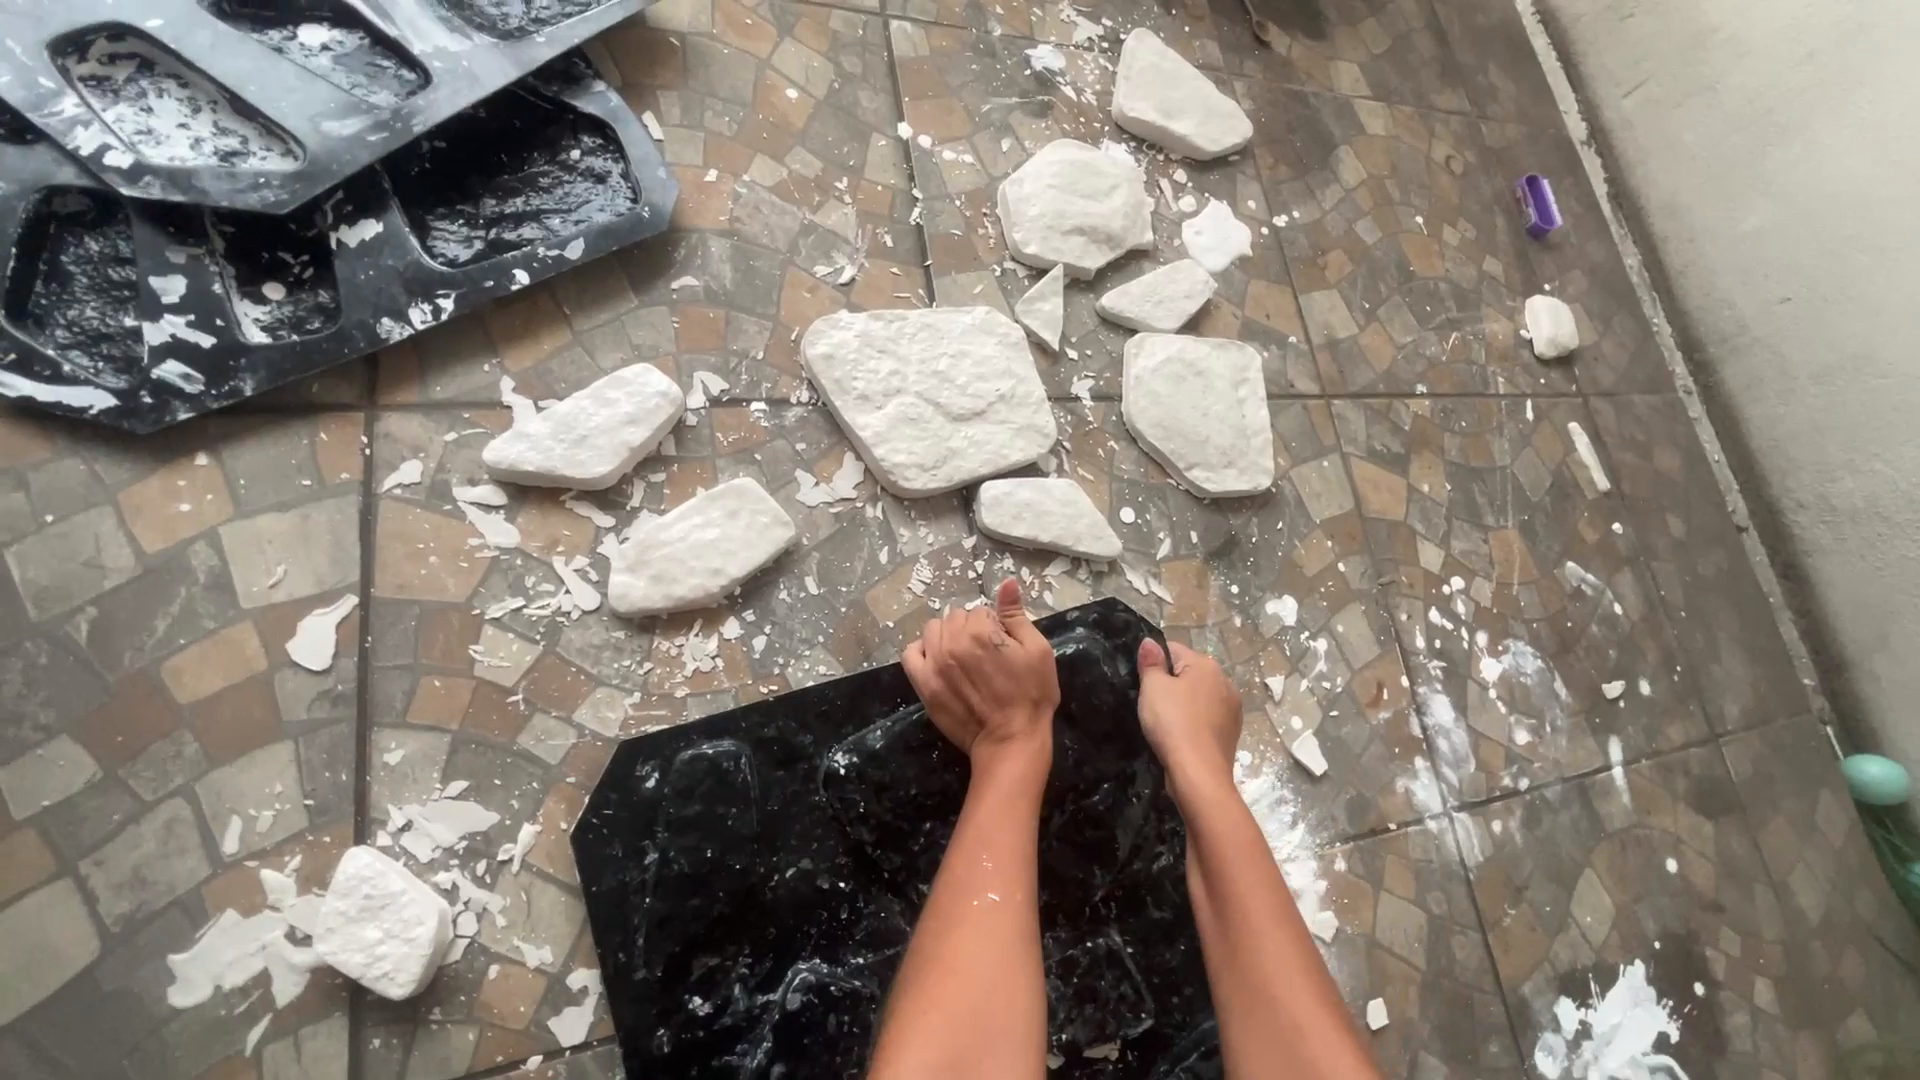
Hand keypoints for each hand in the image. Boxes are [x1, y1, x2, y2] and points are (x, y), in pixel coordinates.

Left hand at [902, 579, 1058, 769]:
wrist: (1011, 740)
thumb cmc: (1032, 696)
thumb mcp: (1037, 650)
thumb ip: (1016, 615)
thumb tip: (1006, 582)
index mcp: (982, 630)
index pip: (982, 611)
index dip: (995, 626)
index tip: (1003, 646)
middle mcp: (953, 642)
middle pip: (956, 618)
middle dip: (970, 629)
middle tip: (986, 654)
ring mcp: (934, 663)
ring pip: (933, 630)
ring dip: (947, 637)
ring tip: (963, 658)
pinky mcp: (923, 684)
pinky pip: (910, 653)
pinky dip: (922, 651)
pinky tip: (938, 660)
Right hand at [1136, 639, 1242, 790]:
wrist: (1199, 773)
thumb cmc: (1173, 724)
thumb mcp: (1153, 688)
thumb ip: (1150, 662)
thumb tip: (1150, 642)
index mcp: (1206, 665)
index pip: (1173, 649)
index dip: (1153, 663)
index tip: (1142, 683)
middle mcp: (1225, 681)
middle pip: (1188, 672)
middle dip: (1170, 683)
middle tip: (1151, 704)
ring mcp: (1232, 708)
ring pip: (1198, 696)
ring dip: (1183, 703)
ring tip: (1165, 722)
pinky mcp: (1232, 731)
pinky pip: (1207, 717)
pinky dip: (1194, 721)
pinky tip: (1181, 735)